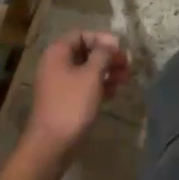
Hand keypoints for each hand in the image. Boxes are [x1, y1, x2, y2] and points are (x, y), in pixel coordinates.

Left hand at [25, 32, 129, 159]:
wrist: (51, 144)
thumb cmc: (72, 104)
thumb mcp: (91, 75)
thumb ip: (103, 55)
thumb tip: (110, 42)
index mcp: (57, 53)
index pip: (81, 35)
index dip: (102, 39)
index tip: (119, 49)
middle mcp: (56, 65)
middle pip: (85, 52)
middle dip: (107, 57)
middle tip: (127, 65)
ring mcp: (59, 84)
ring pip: (86, 70)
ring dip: (106, 72)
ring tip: (126, 79)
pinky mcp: (65, 101)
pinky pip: (84, 86)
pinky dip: (99, 86)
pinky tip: (114, 92)